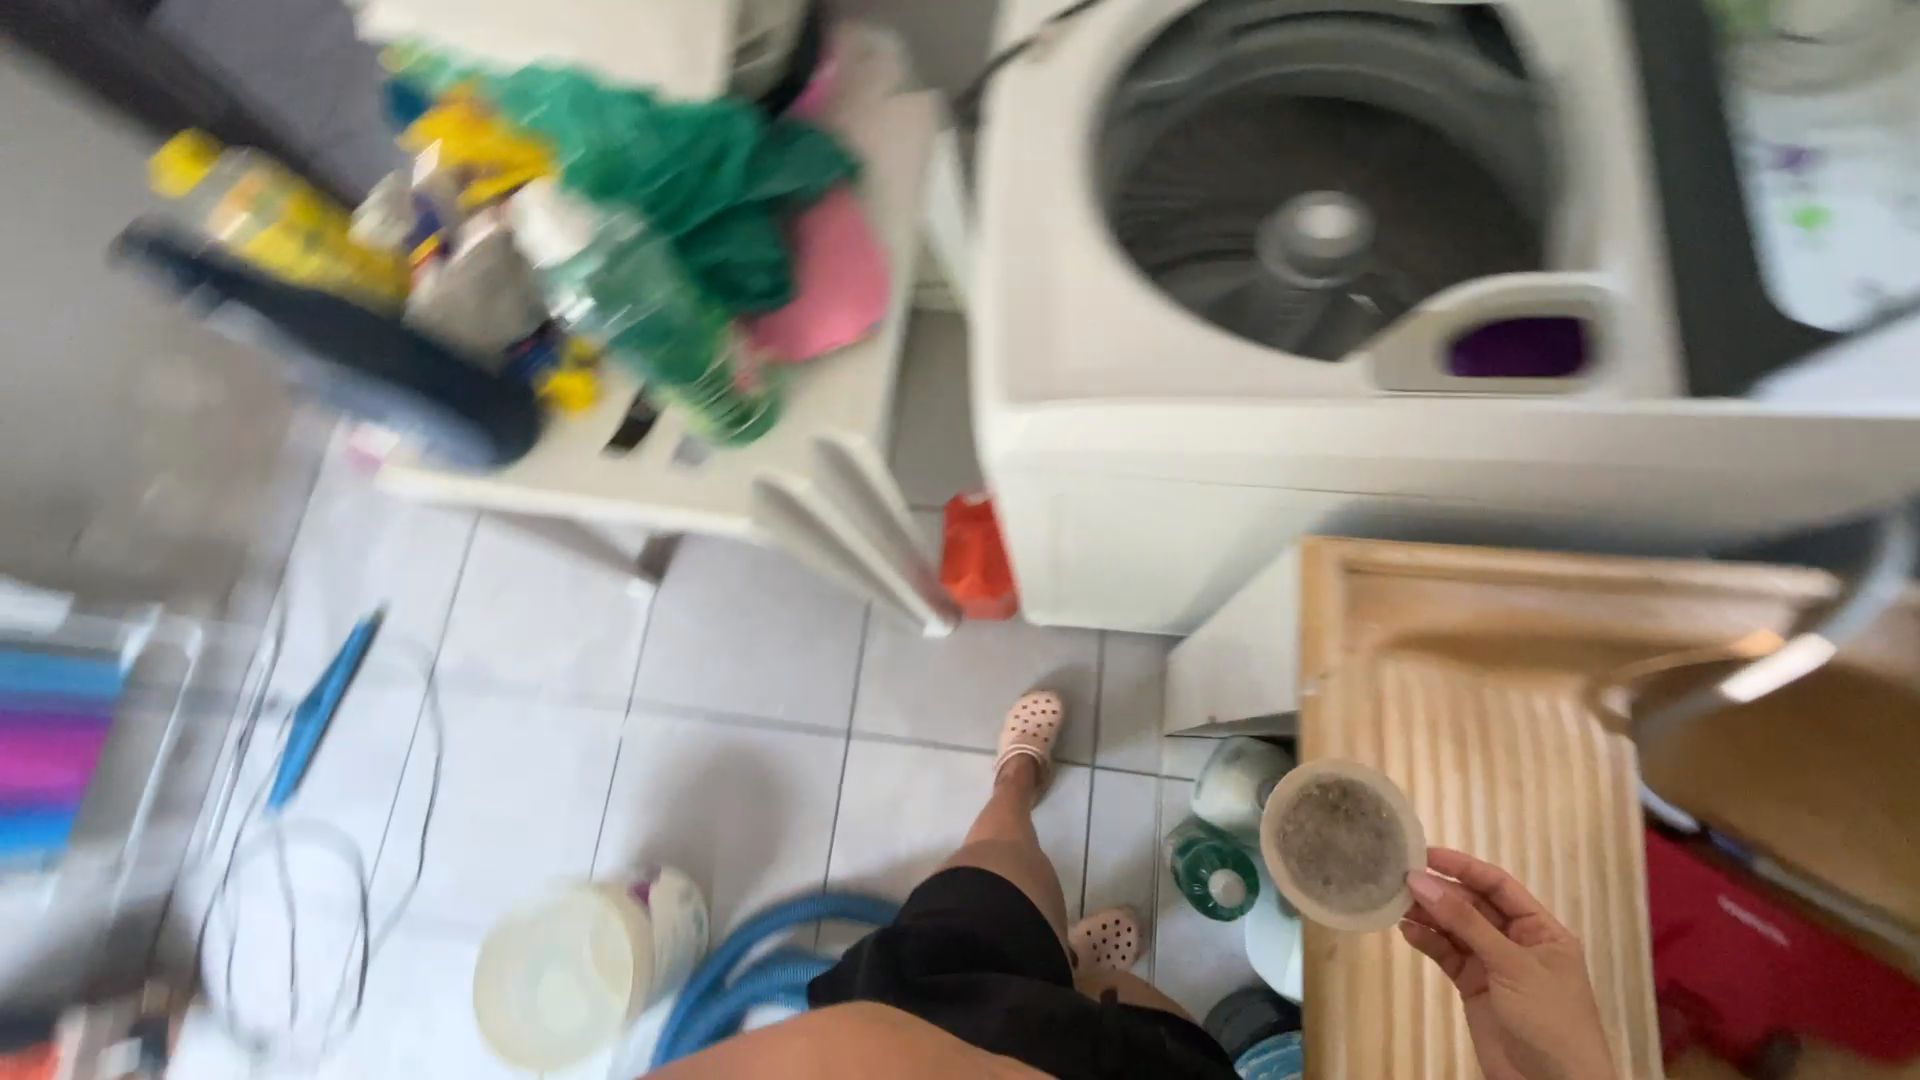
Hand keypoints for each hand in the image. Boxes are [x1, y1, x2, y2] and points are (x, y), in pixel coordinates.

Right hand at [1400, 848, 1615, 1079]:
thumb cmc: (1551, 1021)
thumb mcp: (1512, 966)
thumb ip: (1465, 922)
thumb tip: (1419, 880)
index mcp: (1541, 931)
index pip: (1498, 885)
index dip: (1463, 866)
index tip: (1423, 854)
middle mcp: (1515, 941)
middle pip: (1471, 904)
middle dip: (1439, 892)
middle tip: (1400, 880)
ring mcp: (1492, 964)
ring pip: (1454, 927)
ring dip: (1427, 915)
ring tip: (1396, 904)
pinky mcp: (1472, 985)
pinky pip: (1445, 953)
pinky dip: (1426, 941)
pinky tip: (1406, 932)